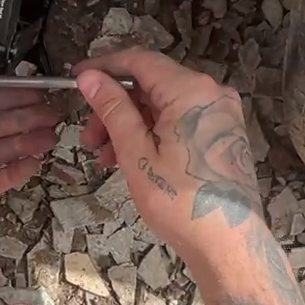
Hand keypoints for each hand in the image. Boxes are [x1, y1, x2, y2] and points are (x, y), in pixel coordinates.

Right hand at [75, 49, 261, 265]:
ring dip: (130, 125)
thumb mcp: (136, 153)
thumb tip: (90, 78)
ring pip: (163, 106)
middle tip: (88, 138)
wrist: (227, 243)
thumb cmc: (181, 202)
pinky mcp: (222, 134)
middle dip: (114, 108)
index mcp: (190, 91)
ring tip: (106, 158)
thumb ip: (113, 110)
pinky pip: (179, 122)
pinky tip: (131, 160)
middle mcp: (211, 93)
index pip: (139, 61)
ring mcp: (220, 114)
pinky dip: (152, 134)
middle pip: (150, 86)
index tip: (77, 79)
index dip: (104, 67)